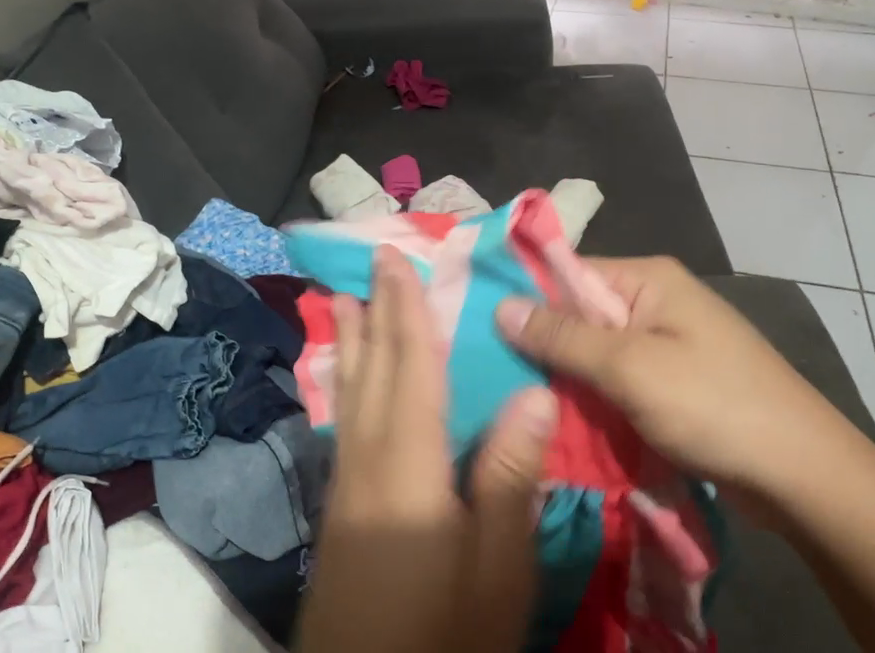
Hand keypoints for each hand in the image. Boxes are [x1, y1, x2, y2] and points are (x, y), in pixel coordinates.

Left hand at [299, 246, 558, 652]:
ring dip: (350, 344)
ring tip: (343, 303)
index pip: (410, 368)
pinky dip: (347, 386)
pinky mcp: (339, 514)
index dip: (405, 310)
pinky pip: (344, 424)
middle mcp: (368, 461)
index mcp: (409, 463)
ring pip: (348, 396)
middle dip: (372, 313)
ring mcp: (346, 489)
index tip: (394, 260)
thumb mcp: (498, 570)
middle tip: (366, 263)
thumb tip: (535, 391)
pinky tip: (349, 388)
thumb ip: (510, 477)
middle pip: (370, 372)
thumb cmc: (443, 635)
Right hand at [495, 255, 866, 502]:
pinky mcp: (673, 384)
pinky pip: (617, 382)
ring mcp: (666, 345)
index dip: (521, 295)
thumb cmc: (713, 405)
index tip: (469, 322)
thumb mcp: (630, 367)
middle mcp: (655, 302)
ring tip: (505, 399)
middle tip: (479, 371)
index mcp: (648, 279)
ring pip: (594, 353)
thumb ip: (563, 337)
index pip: (566, 271)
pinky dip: (590, 399)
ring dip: (563, 377)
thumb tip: (501, 305)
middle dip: (538, 343)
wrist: (801, 474)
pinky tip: (553, 419)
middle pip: (578, 313)